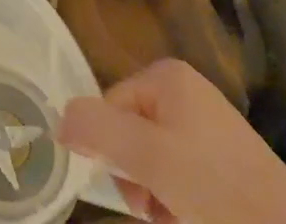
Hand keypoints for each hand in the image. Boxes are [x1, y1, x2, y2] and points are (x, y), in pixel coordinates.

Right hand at [58, 59, 285, 223]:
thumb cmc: (218, 189)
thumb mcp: (148, 156)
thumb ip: (95, 127)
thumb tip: (59, 120)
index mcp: (168, 76)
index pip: (107, 107)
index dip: (110, 147)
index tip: (133, 180)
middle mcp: (187, 93)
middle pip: (127, 132)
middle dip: (132, 173)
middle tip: (152, 203)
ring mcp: (209, 128)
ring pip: (150, 158)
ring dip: (152, 191)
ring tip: (174, 214)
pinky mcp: (226, 164)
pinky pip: (180, 175)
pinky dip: (177, 199)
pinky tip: (191, 216)